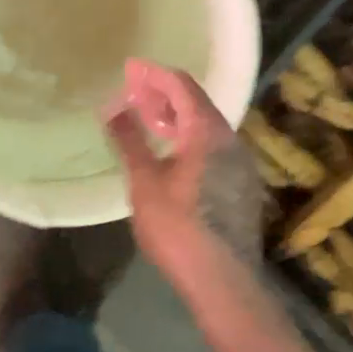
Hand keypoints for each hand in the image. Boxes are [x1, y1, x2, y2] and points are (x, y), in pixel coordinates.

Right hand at [104, 58, 235, 273]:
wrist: (223, 283)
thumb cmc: (179, 228)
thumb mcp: (144, 181)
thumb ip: (129, 140)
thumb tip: (112, 107)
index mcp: (208, 132)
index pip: (183, 86)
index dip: (155, 74)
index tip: (129, 68)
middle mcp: (231, 141)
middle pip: (197, 103)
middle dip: (163, 93)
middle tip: (132, 92)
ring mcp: (240, 165)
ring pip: (206, 126)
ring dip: (176, 116)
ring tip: (147, 119)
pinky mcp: (240, 186)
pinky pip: (212, 146)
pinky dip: (188, 136)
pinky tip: (169, 153)